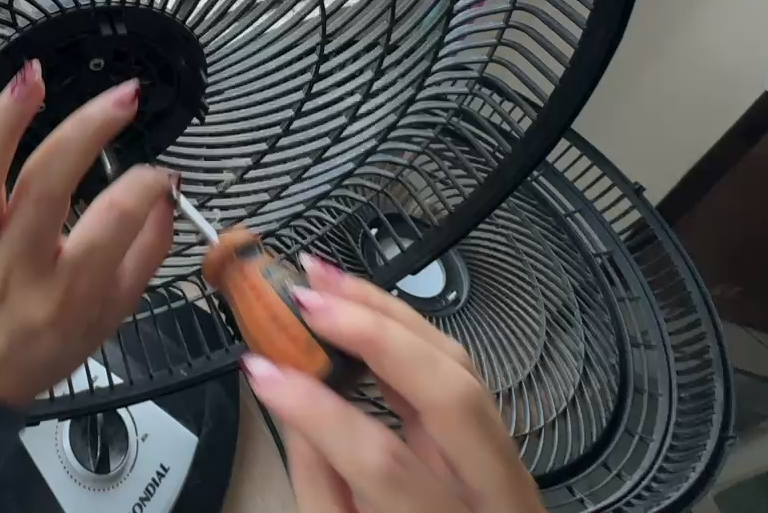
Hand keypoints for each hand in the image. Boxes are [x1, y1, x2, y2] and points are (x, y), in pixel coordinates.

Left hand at [0, 61, 175, 405]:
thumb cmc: (54, 341)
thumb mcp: (115, 312)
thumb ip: (145, 251)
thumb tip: (165, 188)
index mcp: (67, 294)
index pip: (111, 226)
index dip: (143, 187)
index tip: (162, 171)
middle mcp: (15, 268)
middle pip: (44, 190)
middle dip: (86, 134)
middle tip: (124, 96)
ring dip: (2, 124)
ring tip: (31, 77)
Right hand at [242, 256, 542, 512]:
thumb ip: (316, 478)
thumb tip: (284, 390)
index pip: (383, 460)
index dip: (316, 409)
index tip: (259, 368)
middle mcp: (502, 494)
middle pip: (448, 391)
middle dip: (370, 332)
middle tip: (304, 299)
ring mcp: (508, 458)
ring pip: (456, 361)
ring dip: (382, 308)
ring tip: (320, 277)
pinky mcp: (494, 431)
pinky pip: (452, 361)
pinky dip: (399, 322)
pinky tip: (354, 300)